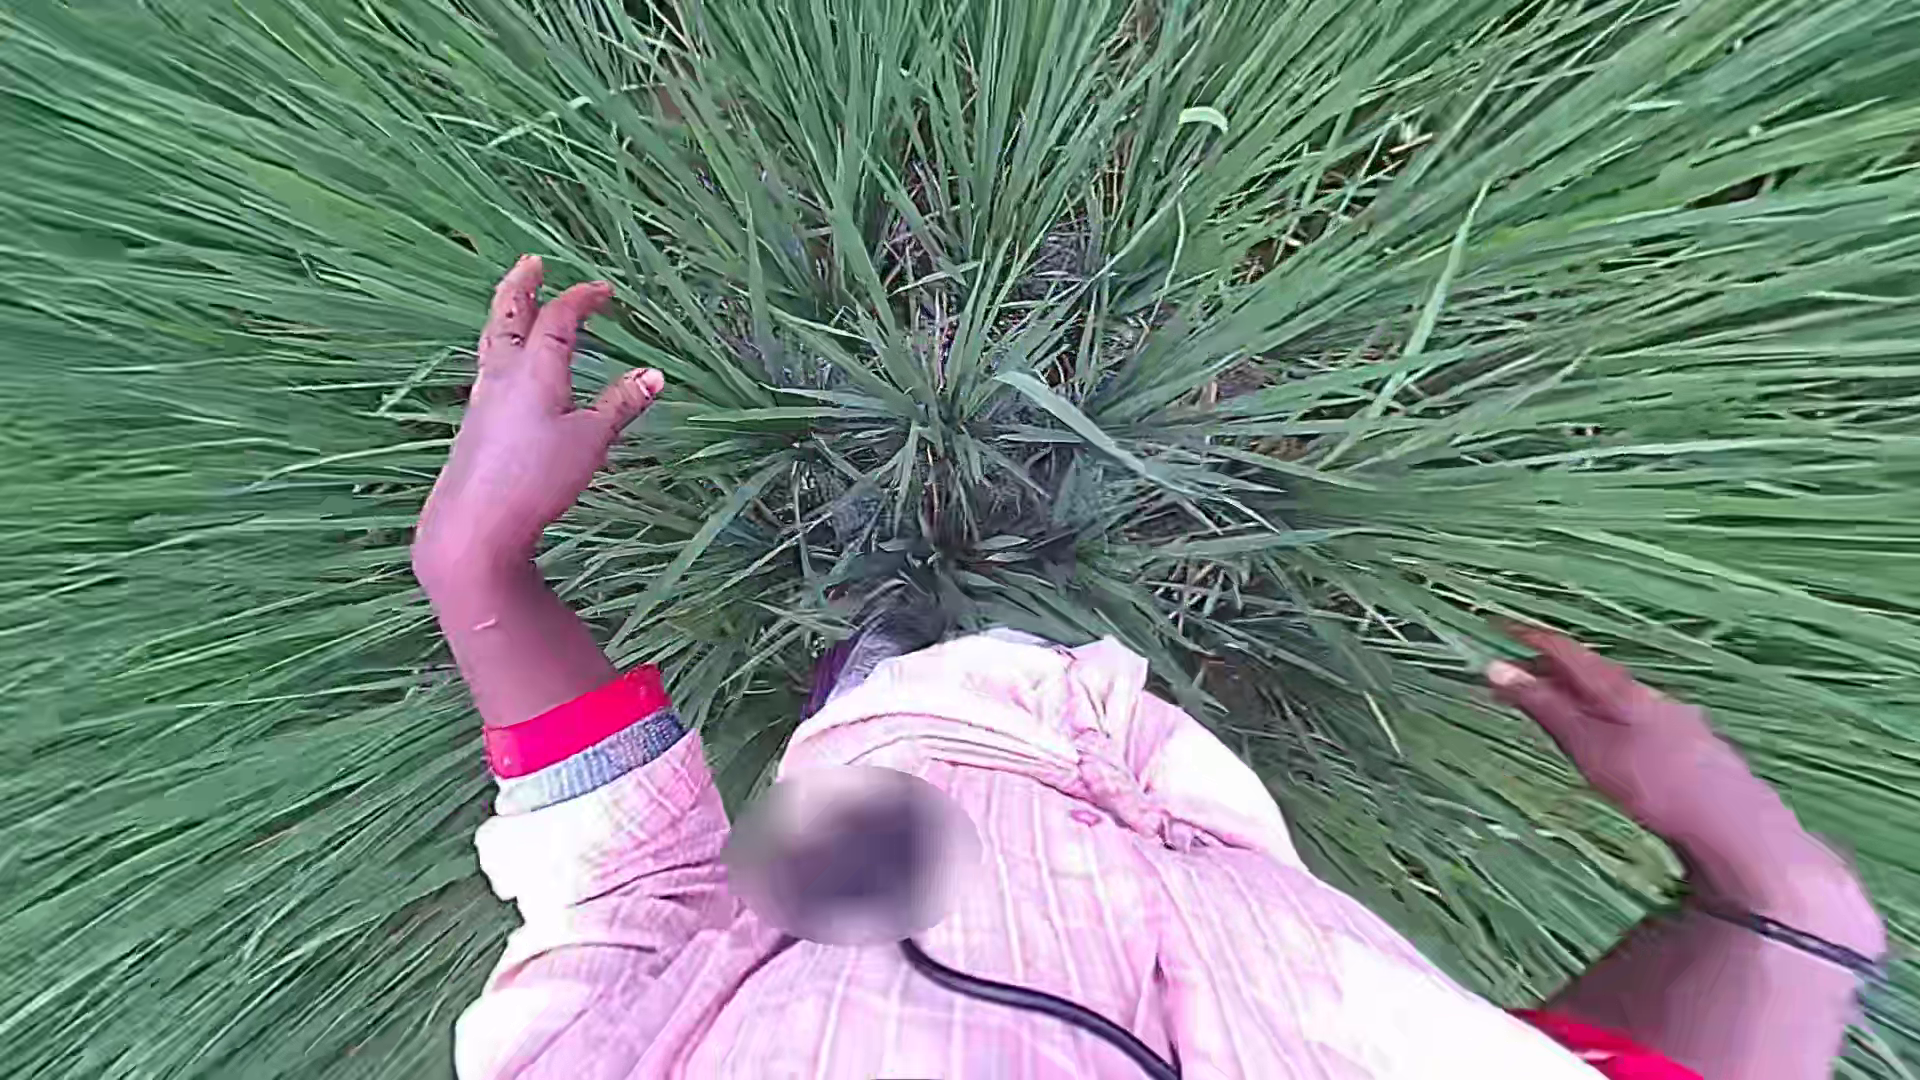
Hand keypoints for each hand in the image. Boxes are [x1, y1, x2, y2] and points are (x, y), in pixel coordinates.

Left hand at [415, 256, 663, 577]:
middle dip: (523, 287)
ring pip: (494, 339)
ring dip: (509, 313)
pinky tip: (511, 363)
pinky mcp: (479, 419)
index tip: (603, 289)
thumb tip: (655, 374)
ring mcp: (485, 396)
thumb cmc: (541, 475)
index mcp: (535, 371)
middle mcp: (504, 374)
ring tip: (520, 303)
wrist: (478, 519)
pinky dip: (504, 347)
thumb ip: (622, 404)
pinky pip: (491, 365)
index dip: (581, 300)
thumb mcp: (593, 439)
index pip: (558, 322)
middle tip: (533, 264)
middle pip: (510, 317)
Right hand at [1488, 626, 1881, 954]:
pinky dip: (1593, 713)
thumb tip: (1494, 666)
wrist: (1743, 837)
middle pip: (1586, 672)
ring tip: (1539, 705)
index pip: (1566, 651)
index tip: (1495, 626)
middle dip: (1543, 669)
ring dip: (1568, 693)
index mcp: (1621, 689)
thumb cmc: (1652, 783)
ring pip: (1607, 695)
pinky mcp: (1685, 746)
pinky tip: (1590, 733)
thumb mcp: (1583, 742)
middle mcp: (1648, 696)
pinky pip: (1625, 715)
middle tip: (1505, 677)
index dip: (1529, 637)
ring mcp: (1672, 721)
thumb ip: (1540, 703)